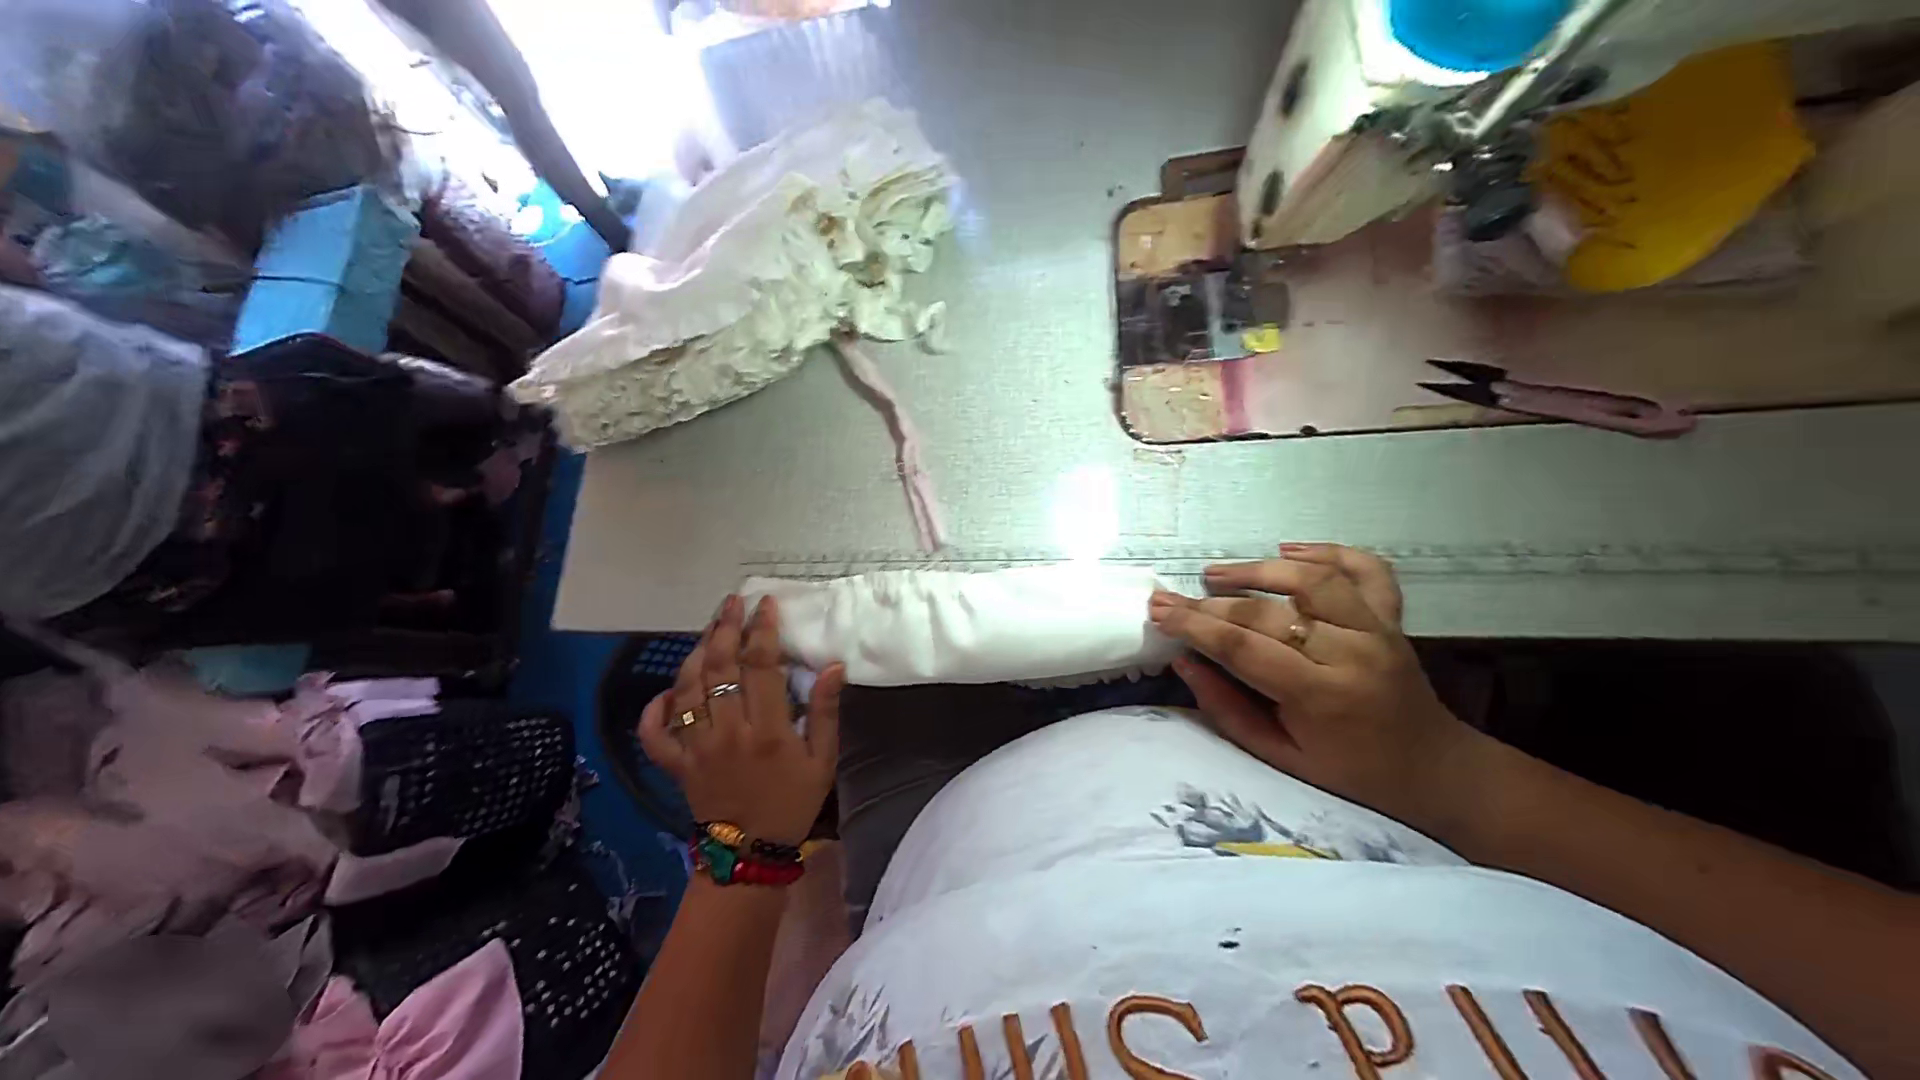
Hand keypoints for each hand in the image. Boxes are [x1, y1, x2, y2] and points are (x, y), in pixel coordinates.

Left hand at [638, 595, 846, 845]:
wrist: (750, 853)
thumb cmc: (793, 802)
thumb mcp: (823, 760)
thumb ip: (827, 712)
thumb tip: (833, 666)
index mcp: (768, 730)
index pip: (761, 665)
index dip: (762, 629)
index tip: (766, 604)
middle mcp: (727, 731)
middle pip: (719, 667)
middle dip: (725, 627)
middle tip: (733, 602)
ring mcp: (696, 748)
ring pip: (687, 688)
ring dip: (695, 652)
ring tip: (708, 629)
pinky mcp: (676, 764)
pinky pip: (656, 733)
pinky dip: (655, 709)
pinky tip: (666, 691)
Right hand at [1148, 544, 1479, 826]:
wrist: (1433, 768)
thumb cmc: (1350, 770)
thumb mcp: (1281, 756)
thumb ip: (1228, 709)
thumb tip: (1184, 662)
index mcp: (1323, 695)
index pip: (1244, 648)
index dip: (1195, 626)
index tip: (1158, 611)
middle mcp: (1353, 652)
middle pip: (1267, 613)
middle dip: (1209, 604)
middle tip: (1169, 598)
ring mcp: (1378, 628)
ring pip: (1312, 580)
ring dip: (1258, 570)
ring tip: (1216, 574)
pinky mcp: (1392, 617)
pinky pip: (1365, 569)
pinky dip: (1328, 552)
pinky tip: (1289, 550)